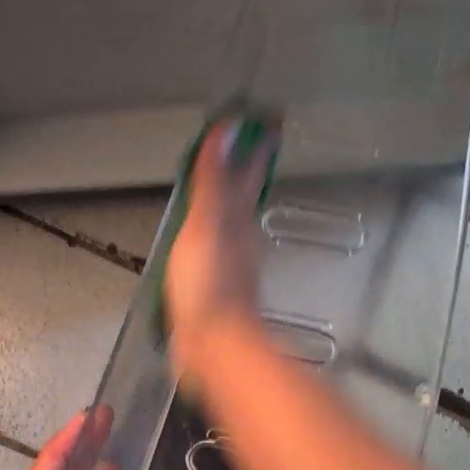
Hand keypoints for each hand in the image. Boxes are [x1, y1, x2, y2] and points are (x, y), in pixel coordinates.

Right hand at [164, 115, 278, 378]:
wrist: (213, 346)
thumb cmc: (208, 284)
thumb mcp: (206, 223)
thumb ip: (214, 179)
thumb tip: (230, 131)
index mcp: (238, 219)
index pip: (249, 174)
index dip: (254, 148)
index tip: (264, 122)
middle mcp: (241, 239)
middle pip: (245, 196)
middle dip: (246, 171)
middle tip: (246, 147)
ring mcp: (232, 265)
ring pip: (234, 221)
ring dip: (231, 200)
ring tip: (222, 185)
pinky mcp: (218, 289)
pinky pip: (218, 248)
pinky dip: (214, 233)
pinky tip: (206, 239)